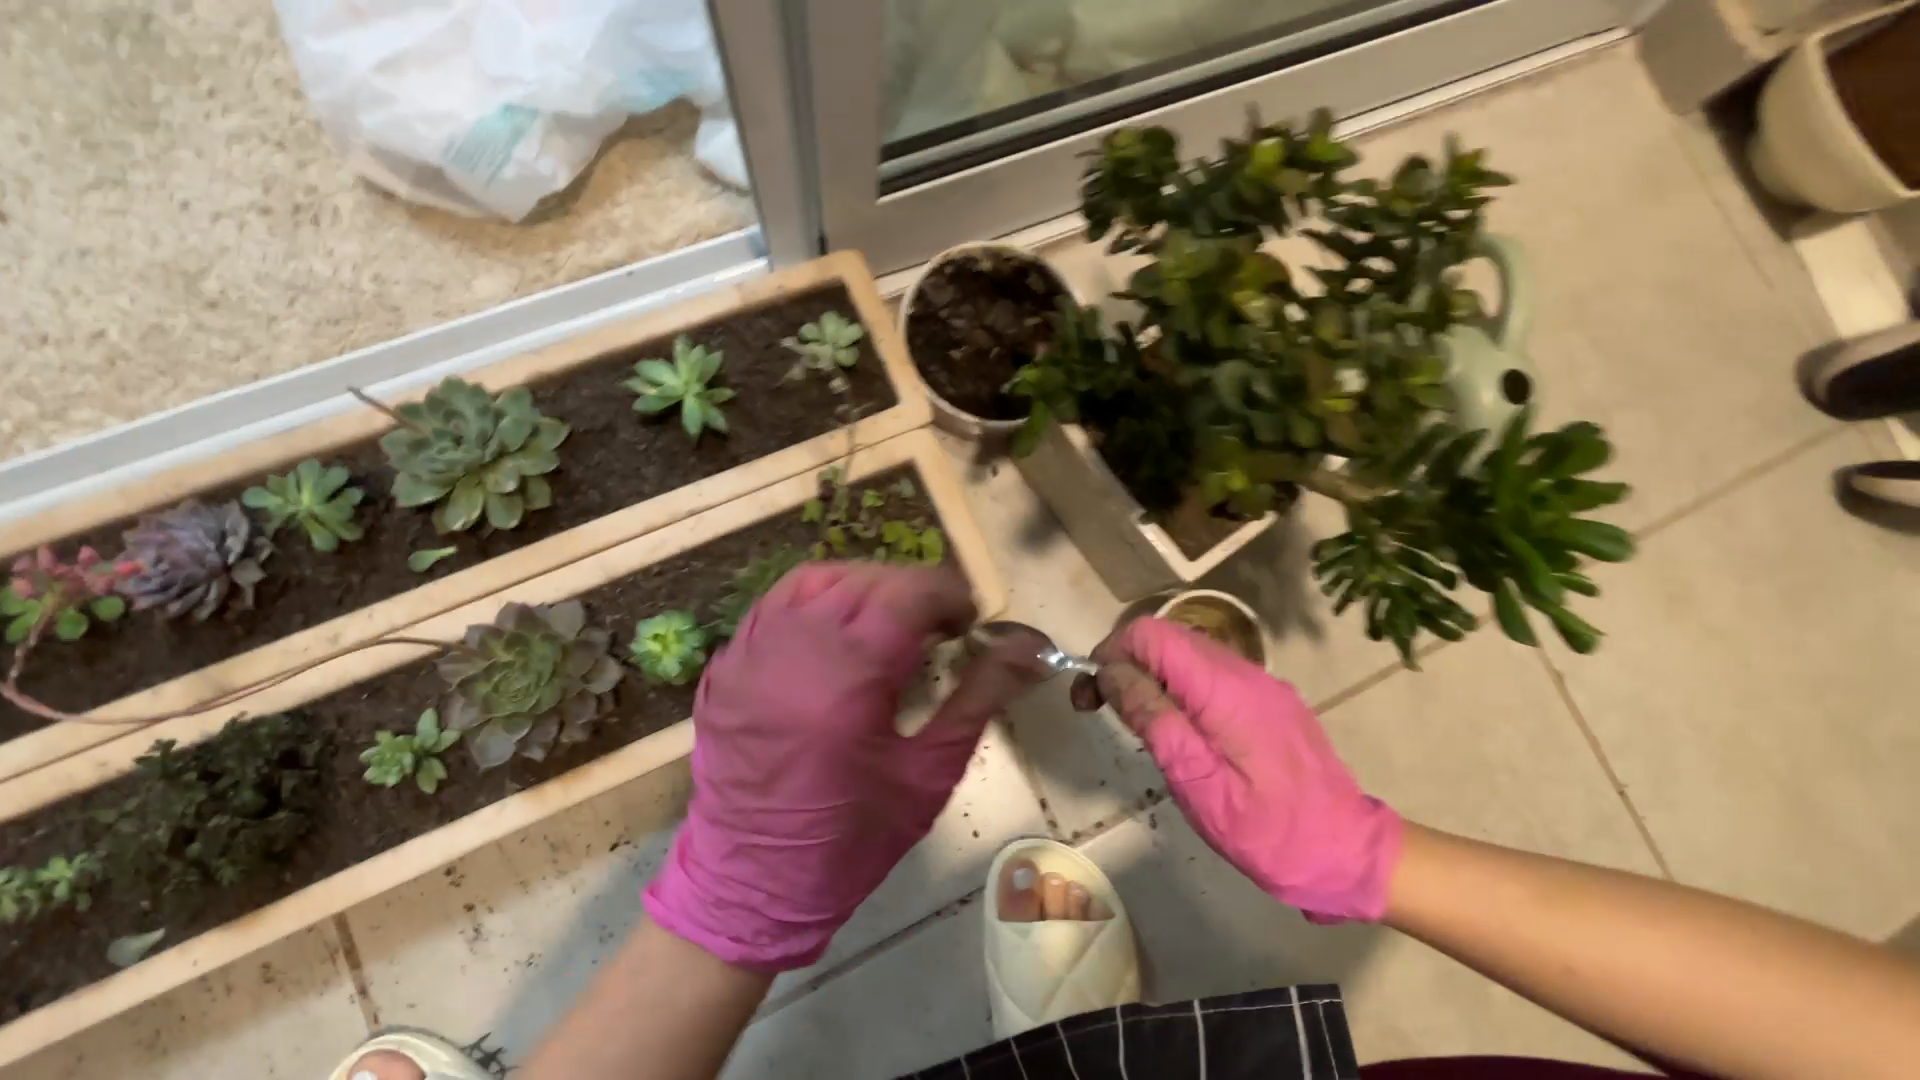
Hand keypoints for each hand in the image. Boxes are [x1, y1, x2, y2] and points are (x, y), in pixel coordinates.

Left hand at [643, 562, 1041, 970]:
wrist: (753, 886)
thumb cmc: (852, 839)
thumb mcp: (930, 773)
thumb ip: (978, 698)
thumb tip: (1026, 648)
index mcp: (851, 677)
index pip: (909, 593)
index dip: (949, 595)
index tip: (968, 624)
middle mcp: (795, 649)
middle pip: (866, 579)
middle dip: (911, 591)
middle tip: (937, 628)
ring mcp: (751, 653)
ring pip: (815, 580)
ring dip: (863, 586)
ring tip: (888, 621)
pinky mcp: (725, 667)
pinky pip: (773, 606)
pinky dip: (815, 601)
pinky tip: (835, 633)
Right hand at [1072, 617, 1402, 921]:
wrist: (1346, 853)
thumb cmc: (1266, 829)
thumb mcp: (1197, 782)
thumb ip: (1154, 719)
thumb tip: (1112, 672)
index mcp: (1222, 688)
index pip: (1152, 633)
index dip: (1112, 651)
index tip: (1092, 692)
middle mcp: (1243, 672)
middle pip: (1167, 637)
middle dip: (1125, 662)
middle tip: (1099, 709)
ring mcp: (1260, 685)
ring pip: (1188, 655)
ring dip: (1150, 676)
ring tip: (1134, 723)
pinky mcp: (1268, 702)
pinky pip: (1210, 676)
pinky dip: (1179, 689)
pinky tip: (1177, 731)